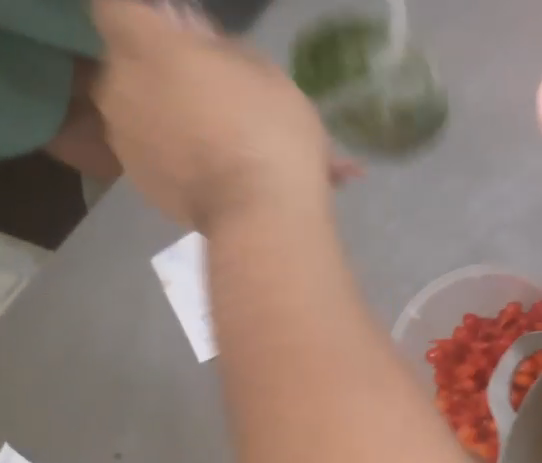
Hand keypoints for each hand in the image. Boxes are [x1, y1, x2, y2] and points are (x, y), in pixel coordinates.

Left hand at [91, 0, 333, 234]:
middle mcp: (117, 82)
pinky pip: (167, 159)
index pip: (122, 8)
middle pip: (140, 69)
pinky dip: (195, 165)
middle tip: (230, 108)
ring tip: (248, 157)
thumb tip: (205, 45)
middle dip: (177, 83)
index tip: (190, 44)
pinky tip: (238, 182)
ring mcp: (123, 133)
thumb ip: (230, 53)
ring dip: (193, 128)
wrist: (262, 213)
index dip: (155, 24)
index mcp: (145, 45)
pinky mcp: (139, 176)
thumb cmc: (271, 134)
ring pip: (158, 119)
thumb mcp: (273, 80)